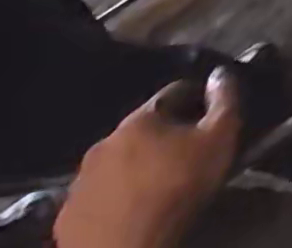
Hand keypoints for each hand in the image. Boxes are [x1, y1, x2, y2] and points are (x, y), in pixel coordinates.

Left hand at [54, 70, 241, 247]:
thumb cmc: (179, 188)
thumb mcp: (220, 137)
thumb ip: (225, 99)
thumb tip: (220, 73)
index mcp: (140, 119)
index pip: (175, 92)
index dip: (198, 98)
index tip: (212, 115)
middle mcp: (103, 143)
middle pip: (145, 126)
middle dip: (167, 132)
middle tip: (189, 150)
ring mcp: (80, 182)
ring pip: (119, 160)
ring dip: (139, 163)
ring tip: (160, 182)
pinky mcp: (66, 217)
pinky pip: (100, 193)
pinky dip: (117, 193)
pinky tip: (134, 207)